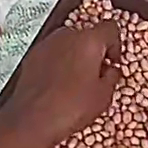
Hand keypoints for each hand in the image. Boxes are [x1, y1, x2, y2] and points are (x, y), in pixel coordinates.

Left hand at [0, 20, 121, 147]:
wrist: (33, 119)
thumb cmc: (69, 107)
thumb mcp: (104, 95)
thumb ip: (112, 76)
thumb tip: (111, 71)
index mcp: (90, 40)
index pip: (110, 29)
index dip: (116, 46)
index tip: (113, 62)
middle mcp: (67, 35)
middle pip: (88, 35)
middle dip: (94, 53)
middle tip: (97, 75)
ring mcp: (47, 44)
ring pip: (69, 44)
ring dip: (76, 57)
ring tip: (78, 83)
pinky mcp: (32, 56)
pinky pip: (53, 54)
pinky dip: (59, 64)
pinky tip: (60, 85)